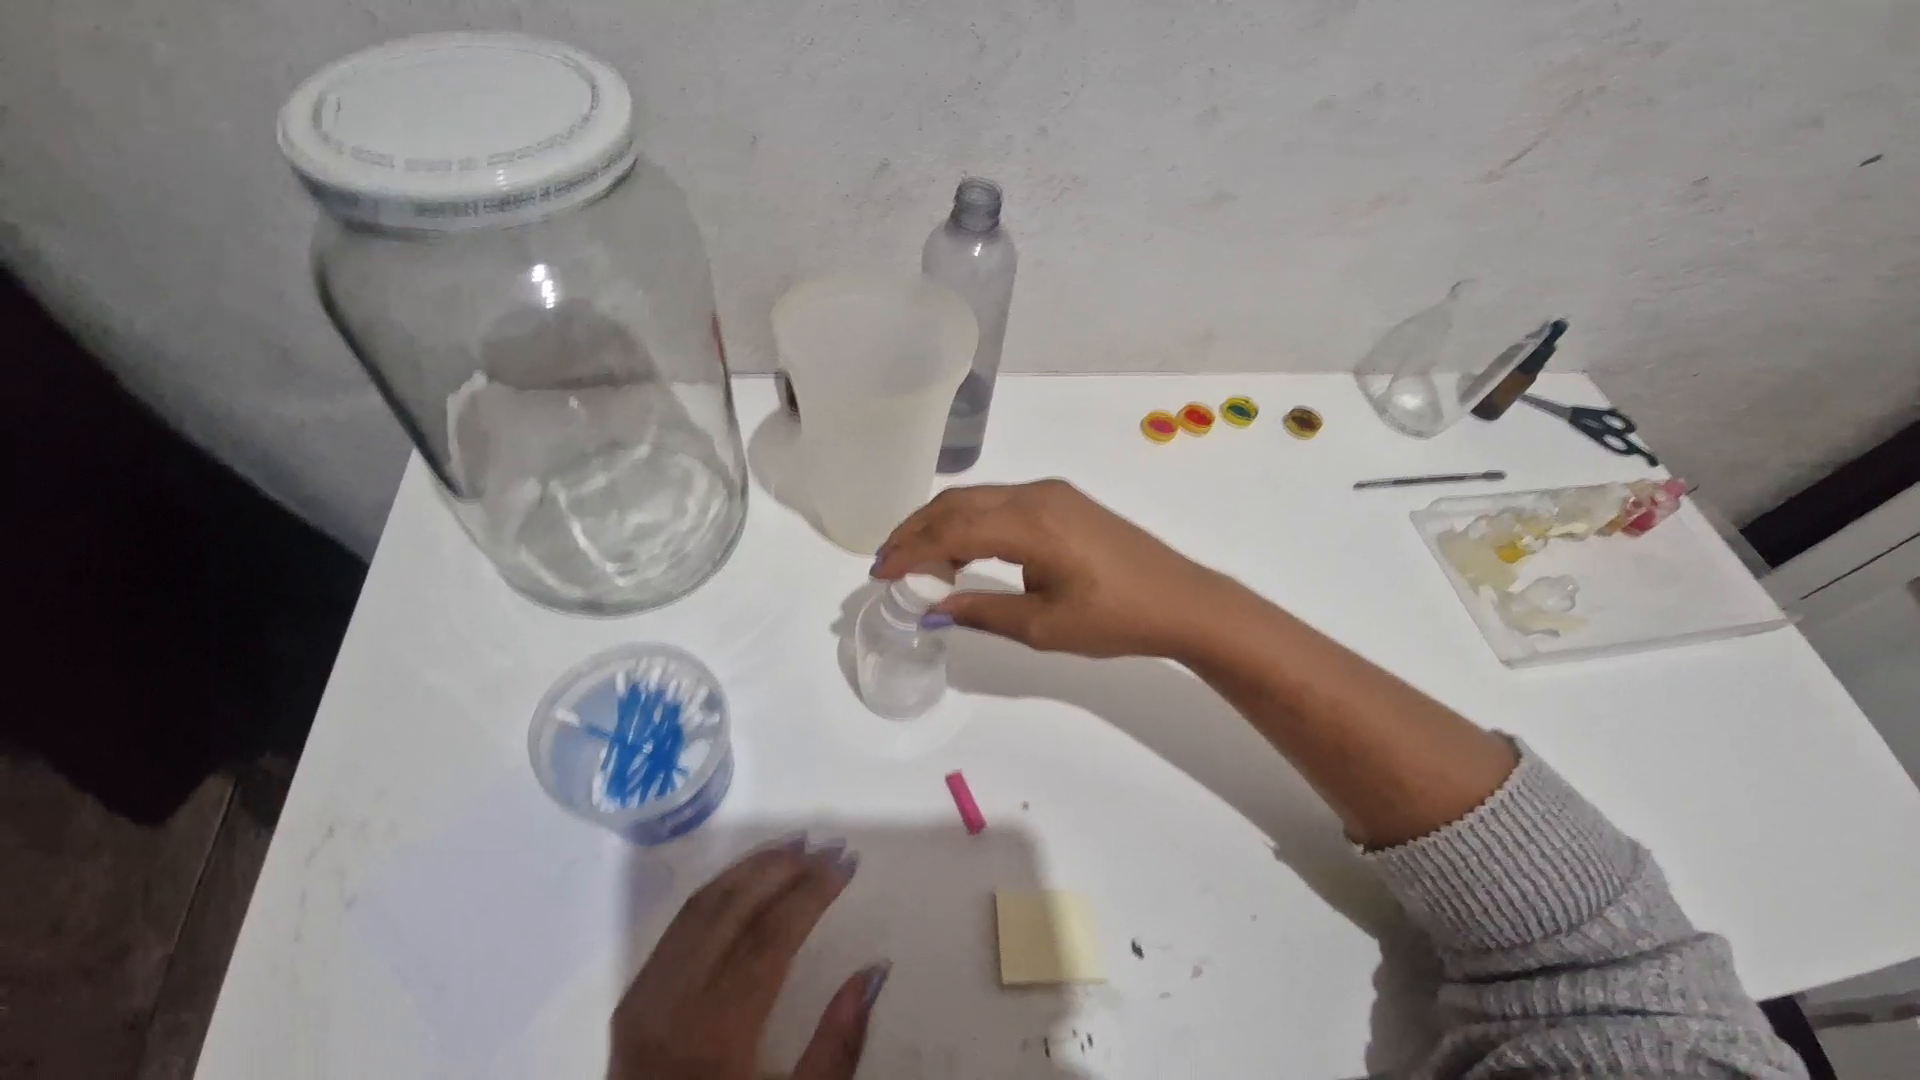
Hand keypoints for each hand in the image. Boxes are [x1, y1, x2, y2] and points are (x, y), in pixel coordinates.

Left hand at [609, 839, 887, 1079]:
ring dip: (749, 868)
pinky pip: (678, 925)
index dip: (811, 893)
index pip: (770, 938)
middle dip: (783, 867)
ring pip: (700, 905)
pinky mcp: (632, 996)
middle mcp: (671, 1004)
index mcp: (715, 1033)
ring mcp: (644, 996)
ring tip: (794, 846)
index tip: (846, 864)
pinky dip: (717, 890)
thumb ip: (837, 1048)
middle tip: (827, 845)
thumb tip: (873, 970)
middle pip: (732, 909)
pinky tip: (747, 878)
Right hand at [872, 479, 1231, 658]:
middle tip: (887, 562)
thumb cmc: (1116, 618)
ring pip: (978, 498)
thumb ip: (982, 612)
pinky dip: (970, 522)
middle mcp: (1035, 495)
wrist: (1181, 601)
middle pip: (958, 503)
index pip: (951, 529)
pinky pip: (1000, 503)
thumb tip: (932, 610)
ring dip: (941, 524)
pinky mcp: (1063, 501)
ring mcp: (1052, 493)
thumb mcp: (1044, 627)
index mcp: (1030, 524)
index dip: (911, 552)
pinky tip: (962, 551)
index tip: (881, 575)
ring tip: (915, 559)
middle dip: (916, 530)